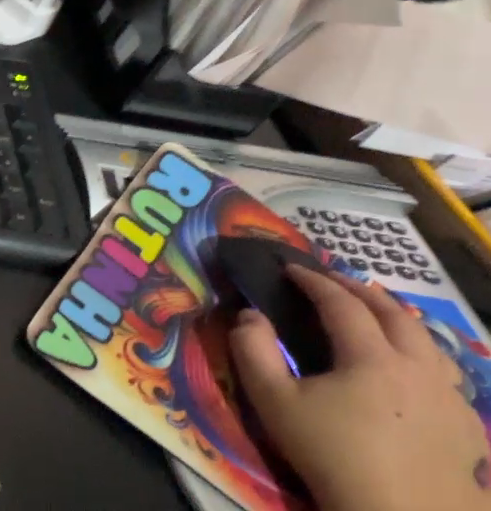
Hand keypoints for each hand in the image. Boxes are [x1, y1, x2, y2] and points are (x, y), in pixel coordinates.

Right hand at [231, 264, 490, 510]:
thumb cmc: (330, 452)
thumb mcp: (271, 398)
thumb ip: (252, 348)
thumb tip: (251, 315)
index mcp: (373, 358)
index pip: (342, 304)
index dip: (314, 281)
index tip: (289, 268)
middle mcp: (420, 369)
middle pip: (396, 315)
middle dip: (361, 290)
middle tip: (331, 279)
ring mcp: (451, 400)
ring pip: (429, 342)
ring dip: (396, 318)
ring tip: (372, 313)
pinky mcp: (467, 427)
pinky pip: (445, 374)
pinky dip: (420, 352)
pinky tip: (407, 365)